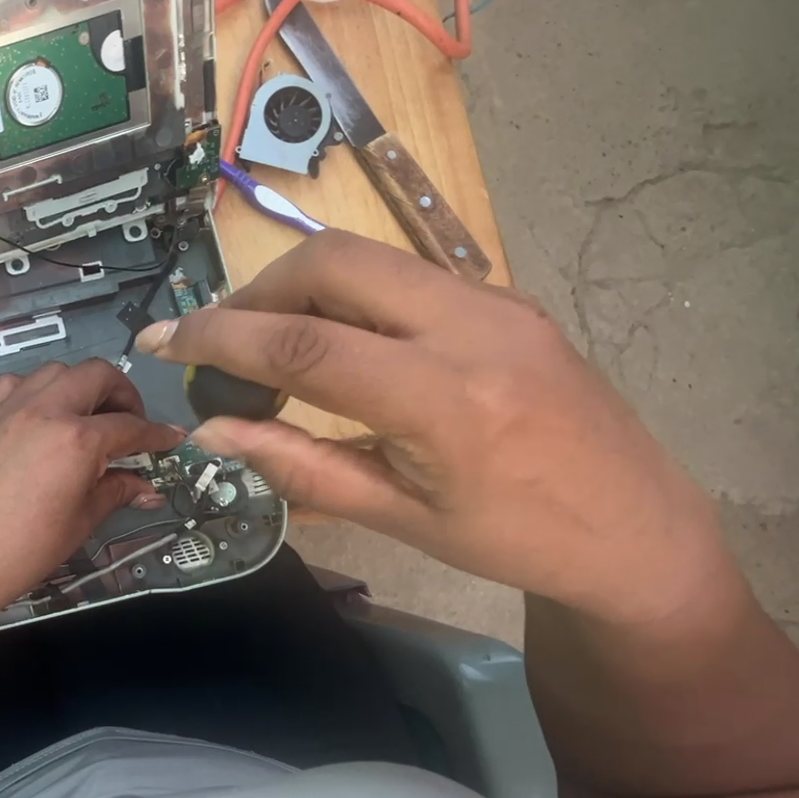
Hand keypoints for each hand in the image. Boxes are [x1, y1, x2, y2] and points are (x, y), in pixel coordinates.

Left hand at [0, 359, 185, 625]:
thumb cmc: (22, 551)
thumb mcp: (80, 522)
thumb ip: (115, 492)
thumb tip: (145, 486)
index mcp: (77, 439)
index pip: (130, 426)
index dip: (156, 434)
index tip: (170, 439)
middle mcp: (44, 410)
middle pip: (97, 375)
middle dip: (123, 394)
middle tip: (130, 425)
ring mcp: (9, 409)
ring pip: (55, 371)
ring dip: (80, 385)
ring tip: (88, 417)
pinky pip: (16, 384)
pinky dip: (37, 390)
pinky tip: (40, 416)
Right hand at [136, 230, 732, 626]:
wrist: (639, 528)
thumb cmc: (512, 541)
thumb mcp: (395, 517)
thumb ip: (296, 466)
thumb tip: (212, 430)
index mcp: (444, 399)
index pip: (303, 343)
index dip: (217, 337)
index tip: (160, 341)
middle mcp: (471, 326)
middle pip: (330, 263)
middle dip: (252, 293)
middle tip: (217, 344)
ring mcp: (494, 300)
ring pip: (363, 257)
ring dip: (292, 288)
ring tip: (261, 343)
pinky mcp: (501, 296)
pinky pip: (397, 274)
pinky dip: (338, 296)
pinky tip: (326, 342)